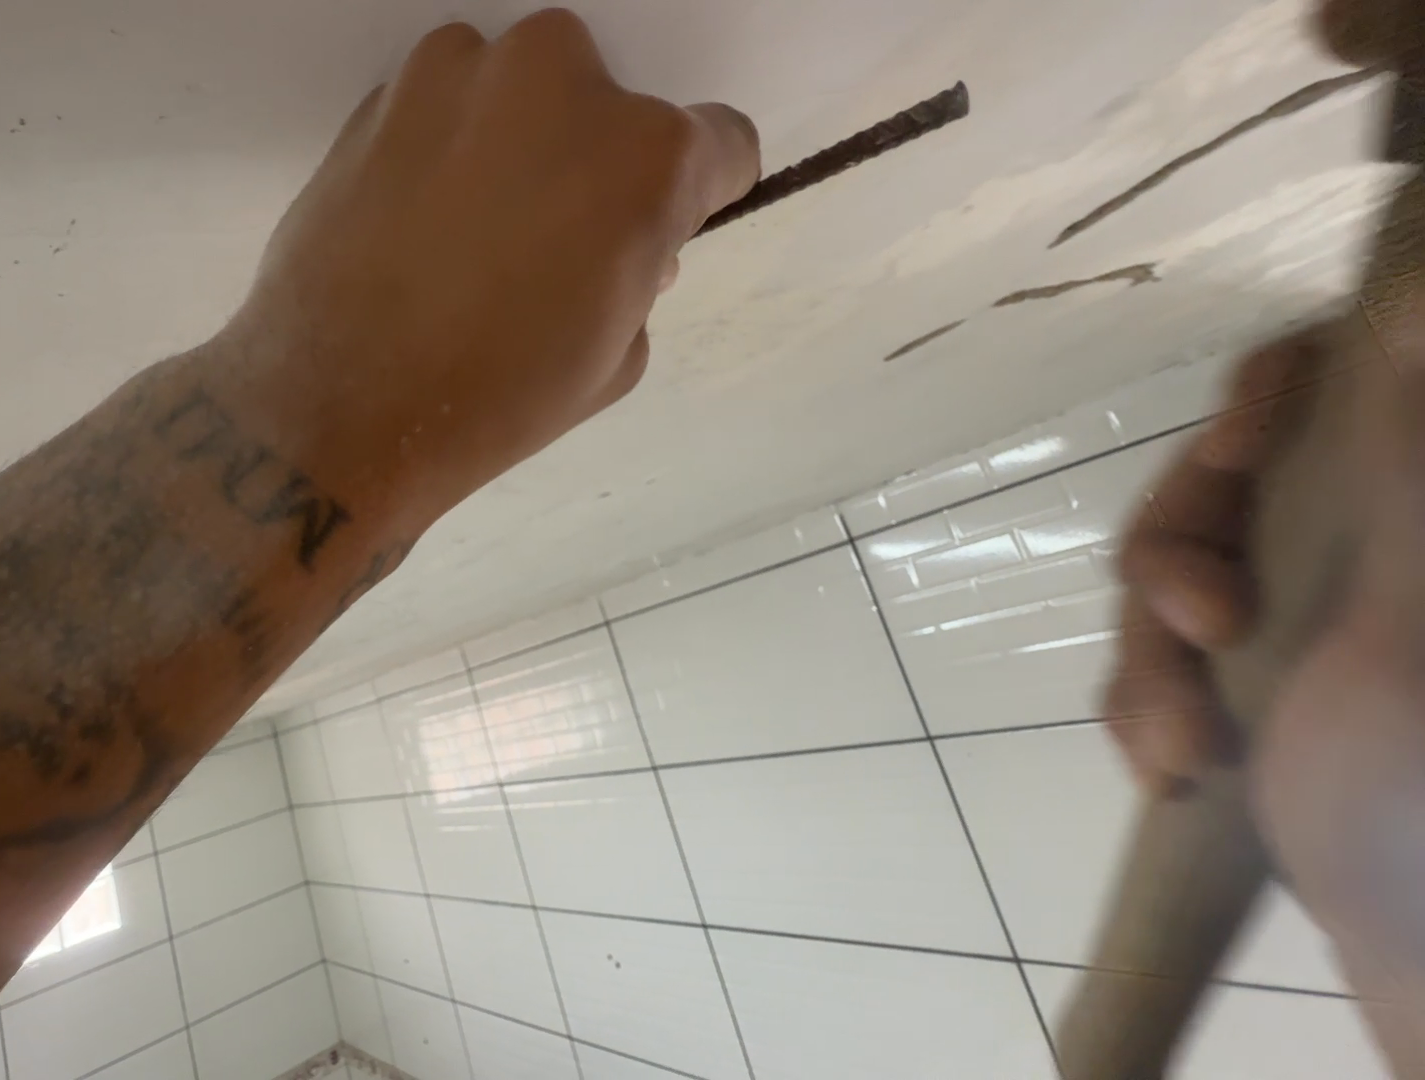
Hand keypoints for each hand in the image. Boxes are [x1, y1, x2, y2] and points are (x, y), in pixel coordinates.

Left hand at [209, 9, 758, 537]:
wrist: (344, 407)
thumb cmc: (494, 402)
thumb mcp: (613, 362)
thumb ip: (641, 280)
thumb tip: (625, 247)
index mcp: (644, 157)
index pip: (719, 143)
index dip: (696, 195)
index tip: (662, 230)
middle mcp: (559, 80)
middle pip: (609, 109)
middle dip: (593, 169)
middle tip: (548, 250)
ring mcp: (458, 74)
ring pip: (520, 96)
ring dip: (514, 149)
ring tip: (469, 242)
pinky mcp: (380, 94)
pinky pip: (443, 112)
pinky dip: (444, 154)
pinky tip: (416, 229)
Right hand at [1101, 0, 1392, 793]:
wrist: (1424, 953)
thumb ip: (1406, 448)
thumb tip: (1385, 312)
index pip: (1405, 320)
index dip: (1395, 147)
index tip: (1337, 24)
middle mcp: (1408, 504)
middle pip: (1258, 433)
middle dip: (1194, 524)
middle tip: (1199, 609)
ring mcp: (1332, 579)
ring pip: (1182, 538)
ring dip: (1153, 638)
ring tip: (1178, 731)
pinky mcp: (1257, 646)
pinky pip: (1158, 624)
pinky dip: (1143, 685)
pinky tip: (1162, 755)